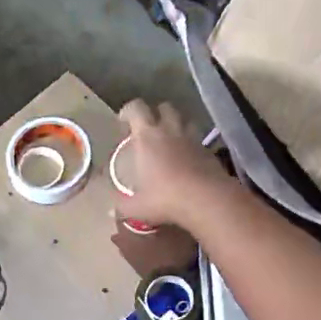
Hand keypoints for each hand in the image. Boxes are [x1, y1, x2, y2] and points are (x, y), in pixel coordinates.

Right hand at [115, 99, 236, 230]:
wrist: (205, 200)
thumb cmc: (165, 199)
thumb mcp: (138, 208)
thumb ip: (123, 207)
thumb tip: (112, 212)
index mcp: (147, 136)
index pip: (136, 108)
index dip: (128, 111)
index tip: (123, 121)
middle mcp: (170, 130)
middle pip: (164, 107)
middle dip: (156, 113)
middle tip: (150, 129)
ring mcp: (192, 138)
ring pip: (184, 120)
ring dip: (177, 125)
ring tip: (171, 140)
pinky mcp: (208, 150)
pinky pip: (198, 140)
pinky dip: (192, 144)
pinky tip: (188, 159)